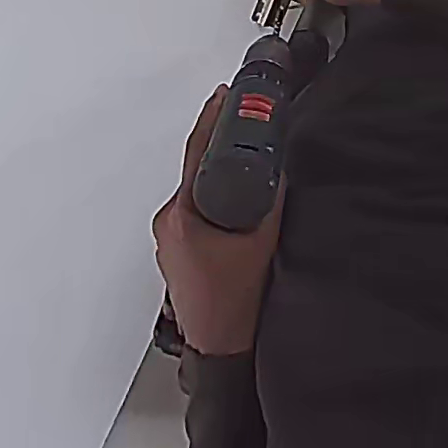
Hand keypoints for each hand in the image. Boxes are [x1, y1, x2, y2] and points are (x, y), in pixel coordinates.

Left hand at [152, 85, 284, 354]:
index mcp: (182, 215)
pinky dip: (213, 198)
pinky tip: (233, 201)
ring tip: (243, 158)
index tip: (222, 95)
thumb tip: (279, 166)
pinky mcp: (177, 251)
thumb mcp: (263, 240)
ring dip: (217, 174)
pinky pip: (195, 211)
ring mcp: (169, 239)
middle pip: (194, 169)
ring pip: (196, 192)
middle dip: (218, 144)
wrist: (224, 352)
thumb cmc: (237, 304)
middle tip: (240, 122)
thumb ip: (272, 198)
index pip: (196, 152)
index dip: (211, 118)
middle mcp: (169, 223)